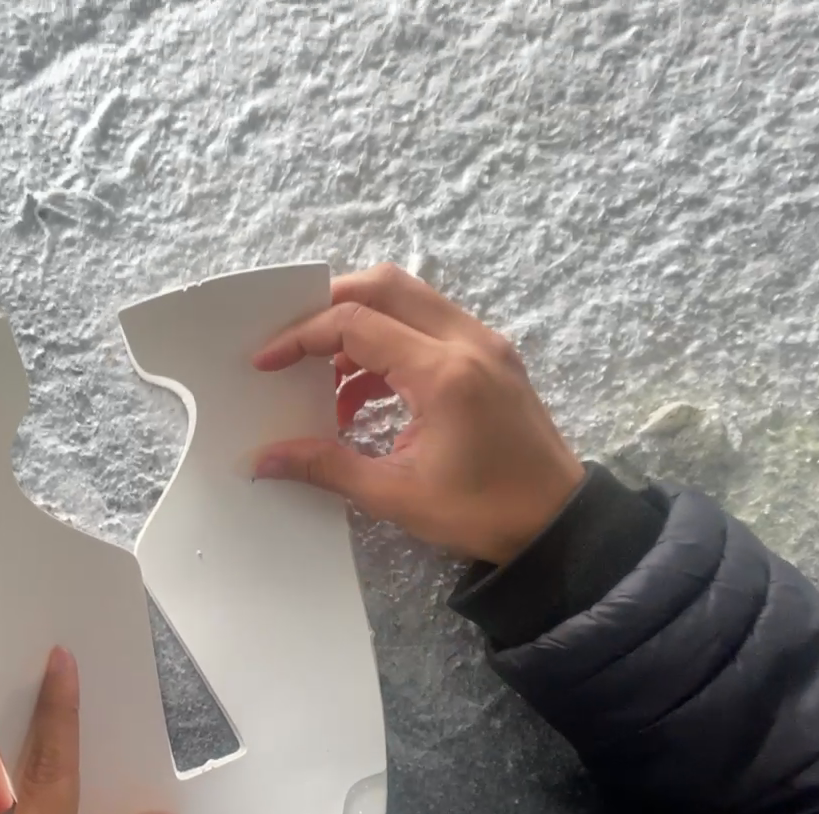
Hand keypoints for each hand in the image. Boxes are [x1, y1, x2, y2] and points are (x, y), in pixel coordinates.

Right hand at [251, 263, 584, 565]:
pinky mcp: (489, 357)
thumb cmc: (481, 512)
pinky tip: (362, 396)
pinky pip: (426, 327)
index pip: (356, 323)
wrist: (556, 523)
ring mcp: (484, 344)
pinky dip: (385, 346)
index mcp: (444, 373)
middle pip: (385, 286)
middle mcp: (468, 342)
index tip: (266, 361)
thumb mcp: (393, 494)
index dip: (301, 337)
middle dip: (328, 305)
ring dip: (358, 326)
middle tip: (292, 343)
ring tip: (325, 380)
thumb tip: (263, 459)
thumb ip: (323, 466)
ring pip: (407, 300)